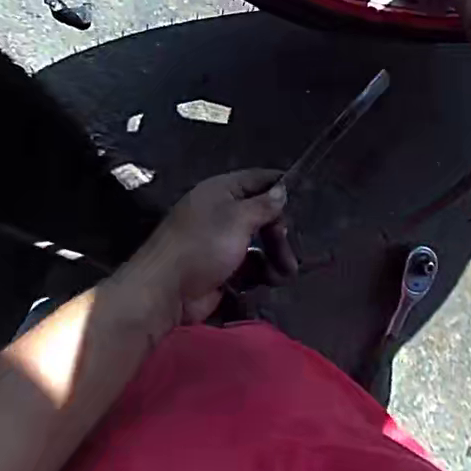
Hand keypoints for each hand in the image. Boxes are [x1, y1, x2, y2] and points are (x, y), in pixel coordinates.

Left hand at [109, 169, 294, 326]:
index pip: (258, 180)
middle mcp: (220, 212)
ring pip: (259, 244)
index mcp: (220, 191)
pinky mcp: (221, 269)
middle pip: (262, 215)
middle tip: (289, 251)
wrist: (166, 290)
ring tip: (284, 275)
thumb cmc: (202, 246)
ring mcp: (220, 242)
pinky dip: (261, 273)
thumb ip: (264, 205)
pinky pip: (249, 267)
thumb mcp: (238, 218)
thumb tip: (281, 191)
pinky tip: (269, 282)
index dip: (281, 188)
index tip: (305, 200)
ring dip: (275, 257)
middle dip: (279, 234)